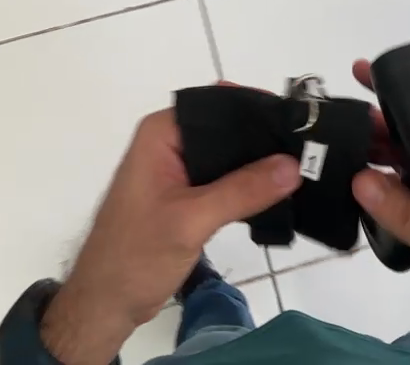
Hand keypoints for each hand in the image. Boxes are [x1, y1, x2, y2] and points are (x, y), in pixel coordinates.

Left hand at [41, 109, 300, 364]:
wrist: (105, 303)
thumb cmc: (137, 253)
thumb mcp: (192, 220)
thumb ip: (242, 190)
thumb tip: (291, 165)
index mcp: (162, 132)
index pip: (215, 105)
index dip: (253, 109)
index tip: (293, 122)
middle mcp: (168, 140)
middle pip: (223, 128)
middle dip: (259, 138)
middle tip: (303, 149)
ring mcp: (175, 167)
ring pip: (225, 154)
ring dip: (255, 164)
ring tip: (297, 170)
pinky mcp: (183, 193)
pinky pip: (221, 177)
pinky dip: (244, 185)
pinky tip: (273, 193)